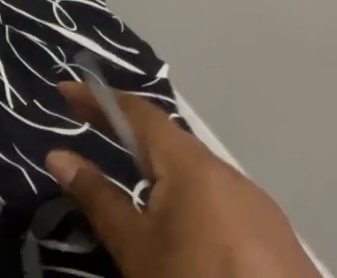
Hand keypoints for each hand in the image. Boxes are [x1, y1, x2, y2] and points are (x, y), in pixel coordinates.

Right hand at [46, 82, 317, 277]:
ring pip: (197, 170)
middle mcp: (232, 177)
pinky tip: (175, 215)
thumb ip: (97, 197)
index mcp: (194, 168)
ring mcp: (261, 210)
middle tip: (85, 123)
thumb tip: (58, 157)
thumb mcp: (135, 246)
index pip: (140, 114)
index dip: (100, 99)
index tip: (64, 91)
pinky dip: (185, 191)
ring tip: (126, 169)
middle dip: (126, 129)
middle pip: (171, 139)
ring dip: (158, 162)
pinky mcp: (278, 242)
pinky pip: (219, 198)